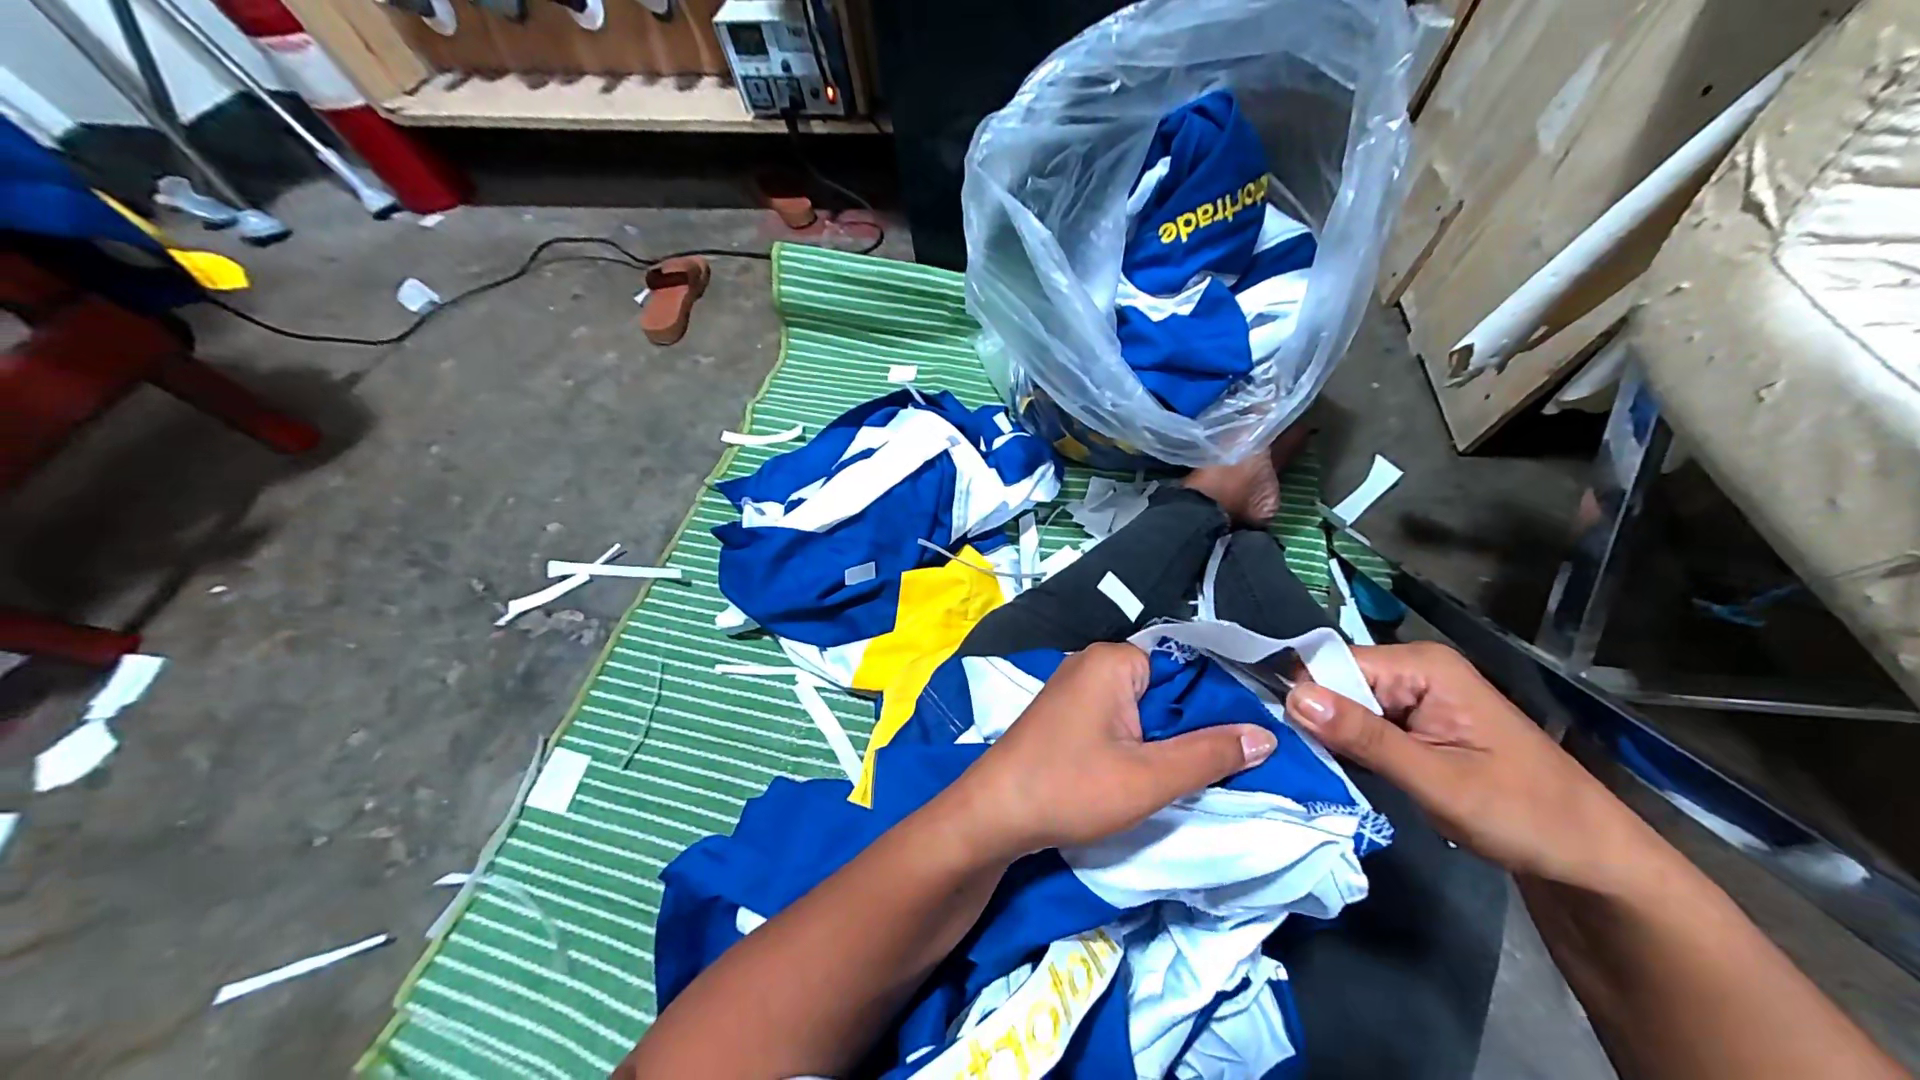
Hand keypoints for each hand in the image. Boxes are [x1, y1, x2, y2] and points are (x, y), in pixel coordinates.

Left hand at [950, 642, 1277, 859]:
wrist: (993, 814)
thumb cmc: (1070, 788)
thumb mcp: (1149, 777)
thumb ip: (1209, 754)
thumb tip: (1264, 734)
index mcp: (1114, 660)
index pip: (1188, 667)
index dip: (1219, 703)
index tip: (1248, 738)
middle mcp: (1094, 662)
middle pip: (1166, 687)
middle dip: (1192, 723)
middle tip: (1226, 763)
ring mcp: (1077, 686)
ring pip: (1144, 707)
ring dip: (1166, 737)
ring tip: (1192, 771)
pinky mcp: (1068, 712)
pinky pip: (1119, 717)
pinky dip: (1139, 741)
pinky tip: (1150, 769)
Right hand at [1284, 642, 1660, 892]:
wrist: (1592, 859)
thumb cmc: (1526, 816)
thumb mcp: (1439, 781)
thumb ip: (1365, 737)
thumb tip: (1294, 697)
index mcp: (1423, 666)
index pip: (1333, 664)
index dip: (1303, 696)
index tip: (1275, 734)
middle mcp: (1415, 669)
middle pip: (1335, 682)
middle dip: (1314, 719)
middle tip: (1294, 760)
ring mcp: (1416, 696)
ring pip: (1344, 706)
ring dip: (1329, 737)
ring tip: (1313, 768)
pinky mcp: (1415, 723)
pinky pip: (1362, 724)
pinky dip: (1348, 748)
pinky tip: (1340, 770)